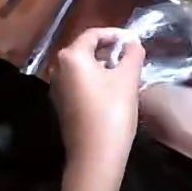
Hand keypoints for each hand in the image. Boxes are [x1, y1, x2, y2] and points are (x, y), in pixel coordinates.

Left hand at [51, 27, 144, 170]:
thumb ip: (132, 54)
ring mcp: (58, 88)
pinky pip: (79, 82)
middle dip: (109, 49)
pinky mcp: (62, 104)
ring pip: (82, 67)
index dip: (115, 34)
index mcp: (72, 57)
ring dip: (103, 65)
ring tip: (125, 71)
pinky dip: (95, 79)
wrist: (95, 155)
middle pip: (85, 49)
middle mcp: (59, 68)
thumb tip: (133, 42)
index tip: (134, 40)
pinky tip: (113, 89)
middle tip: (131, 55)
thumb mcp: (128, 78)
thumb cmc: (112, 111)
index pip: (93, 34)